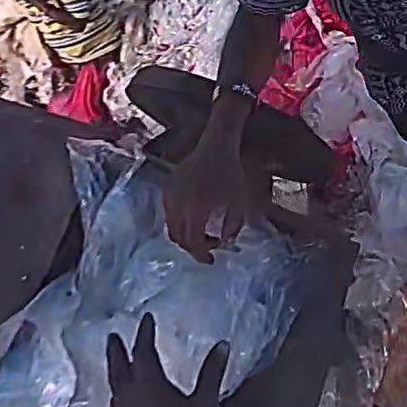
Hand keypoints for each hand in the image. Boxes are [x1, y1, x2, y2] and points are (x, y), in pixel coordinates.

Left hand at [107, 313, 229, 406]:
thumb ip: (211, 374)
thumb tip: (222, 344)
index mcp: (148, 384)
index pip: (143, 351)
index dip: (145, 333)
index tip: (145, 318)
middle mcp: (130, 397)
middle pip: (119, 368)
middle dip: (117, 350)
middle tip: (112, 336)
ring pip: (116, 387)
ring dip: (115, 370)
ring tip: (116, 363)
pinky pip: (118, 403)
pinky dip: (120, 391)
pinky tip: (125, 401)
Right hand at [164, 139, 248, 262]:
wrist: (215, 146)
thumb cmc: (231, 172)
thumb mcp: (240, 200)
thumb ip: (234, 223)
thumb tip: (225, 240)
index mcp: (196, 211)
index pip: (193, 242)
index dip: (201, 255)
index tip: (210, 260)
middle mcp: (178, 206)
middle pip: (179, 238)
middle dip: (193, 247)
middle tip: (208, 247)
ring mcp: (170, 196)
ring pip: (171, 226)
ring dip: (185, 234)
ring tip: (202, 233)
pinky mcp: (167, 187)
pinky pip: (168, 212)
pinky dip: (178, 221)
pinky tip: (193, 217)